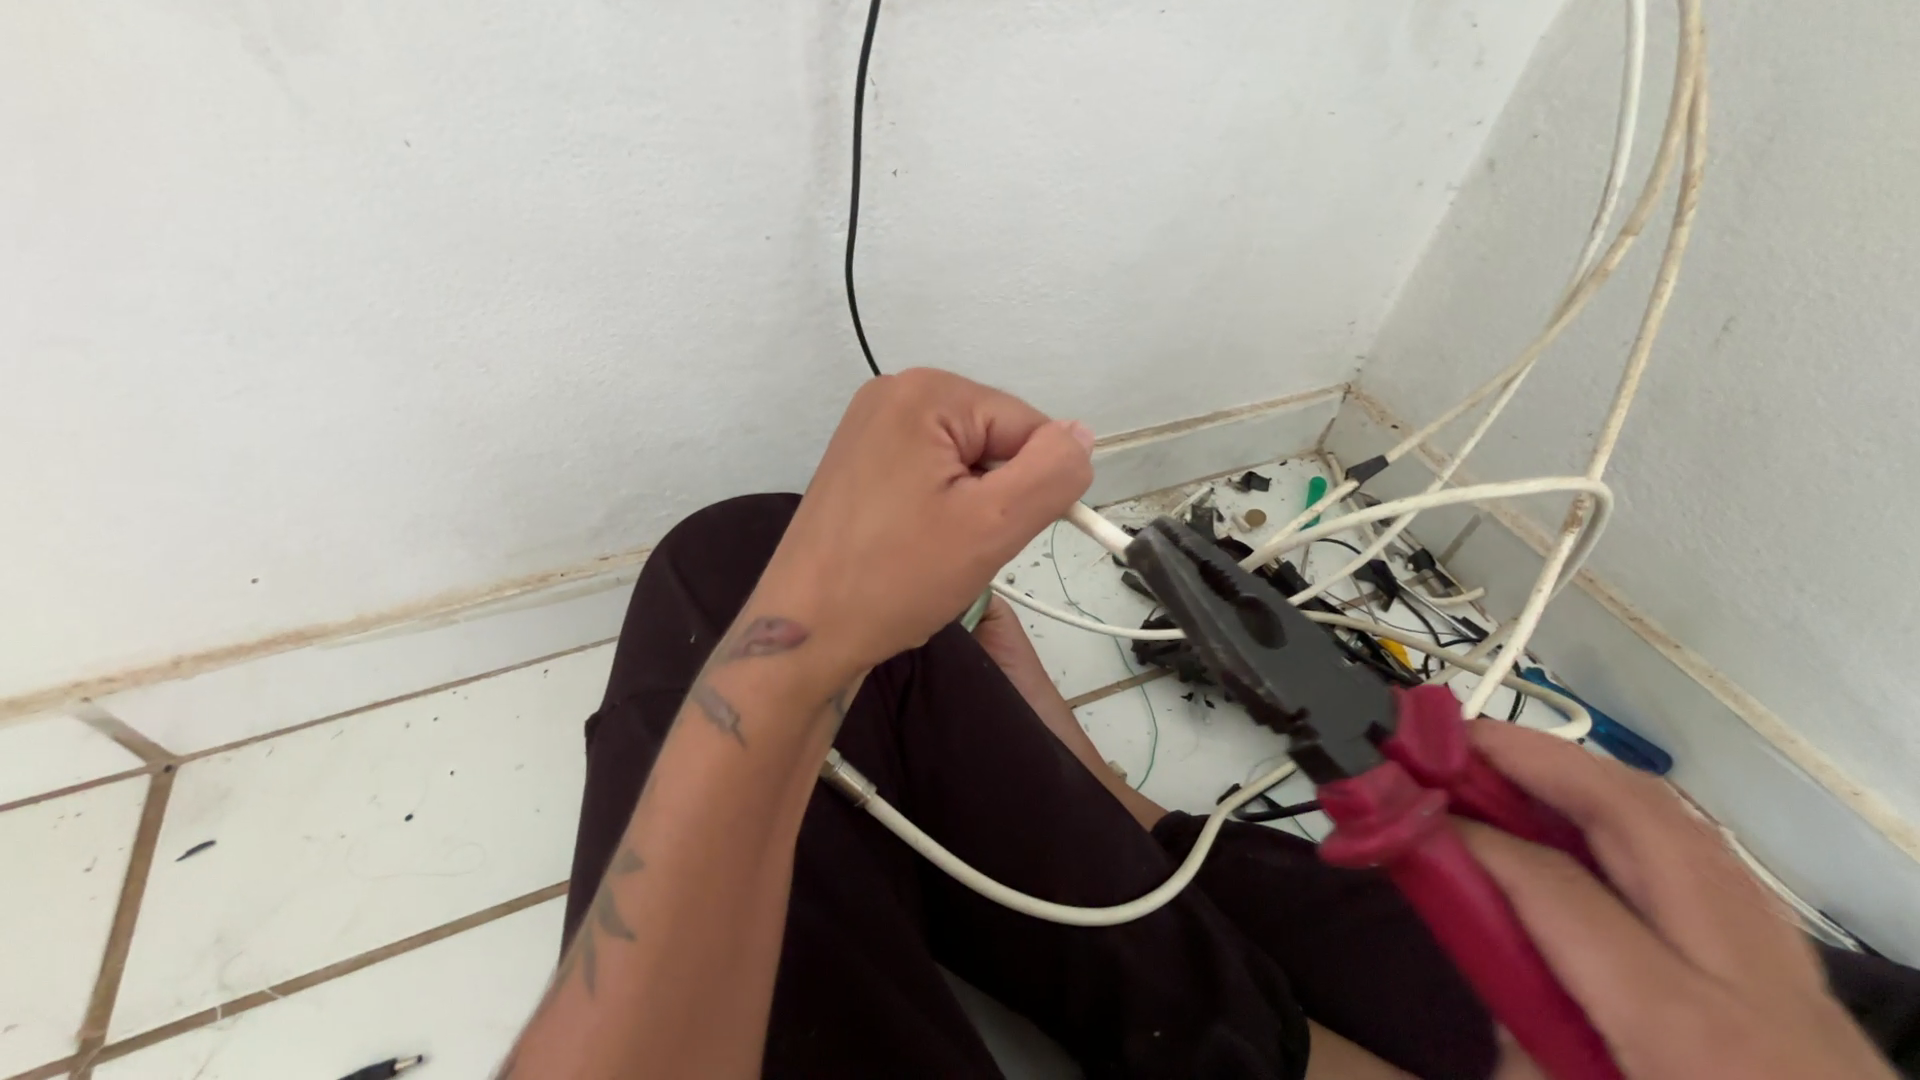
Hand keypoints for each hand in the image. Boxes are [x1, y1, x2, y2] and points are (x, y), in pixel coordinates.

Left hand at [759, 368, 1094, 676]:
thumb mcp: (994, 524)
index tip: (998, 535)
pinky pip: (929, 475)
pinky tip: (915, 544)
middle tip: (960, 546)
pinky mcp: (858, 463)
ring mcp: (869, 429)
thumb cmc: (895, 578)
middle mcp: (892, 394)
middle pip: (993, 440)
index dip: (1032, 486)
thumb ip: (1054, 472)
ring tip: (934, 550)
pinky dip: (939, 510)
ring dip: (969, 508)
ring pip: (964, 463)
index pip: (1027, 425)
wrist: (805, 631)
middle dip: (995, 497)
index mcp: (925, 392)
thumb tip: (1082, 436)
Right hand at [1464, 723, 1894, 1079]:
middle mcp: (1756, 984)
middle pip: (1647, 821)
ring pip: (1692, 827)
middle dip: (1542, 760)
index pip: (1560, 891)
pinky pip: (1715, 862)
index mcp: (1690, 1035)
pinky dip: (1638, 817)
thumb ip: (1512, 1029)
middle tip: (1458, 738)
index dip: (1474, 839)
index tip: (1412, 814)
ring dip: (1588, 776)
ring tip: (1511, 760)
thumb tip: (1473, 939)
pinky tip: (1587, 818)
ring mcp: (1796, 974)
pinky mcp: (1806, 977)